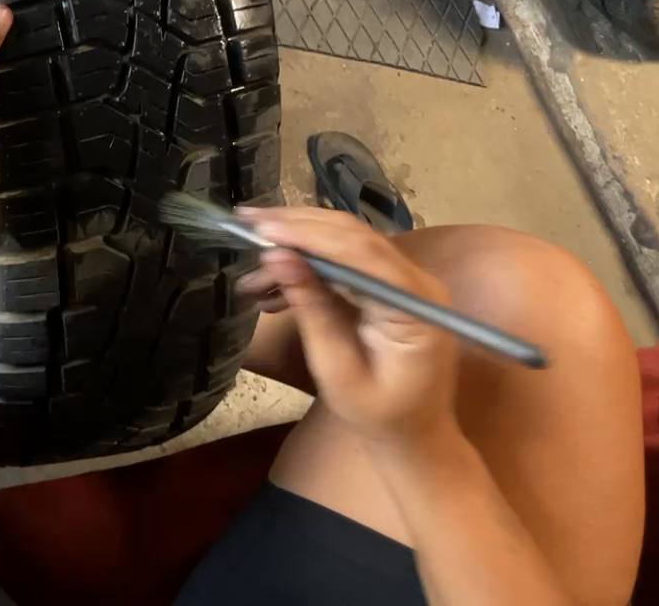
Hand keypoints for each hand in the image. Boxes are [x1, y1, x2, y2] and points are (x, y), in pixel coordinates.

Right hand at [237, 207, 459, 452]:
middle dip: (294, 226)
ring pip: (340, 240)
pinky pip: (339, 260)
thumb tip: (276, 257)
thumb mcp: (337, 371)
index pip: (360, 251)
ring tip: (250, 273)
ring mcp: (400, 279)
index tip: (262, 229)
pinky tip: (269, 287)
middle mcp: (414, 281)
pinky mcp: (383, 284)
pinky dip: (302, 266)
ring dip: (292, 247)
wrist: (412, 436)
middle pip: (350, 235)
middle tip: (245, 222)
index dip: (309, 234)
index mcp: (414, 306)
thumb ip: (311, 310)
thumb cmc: (379, 416)